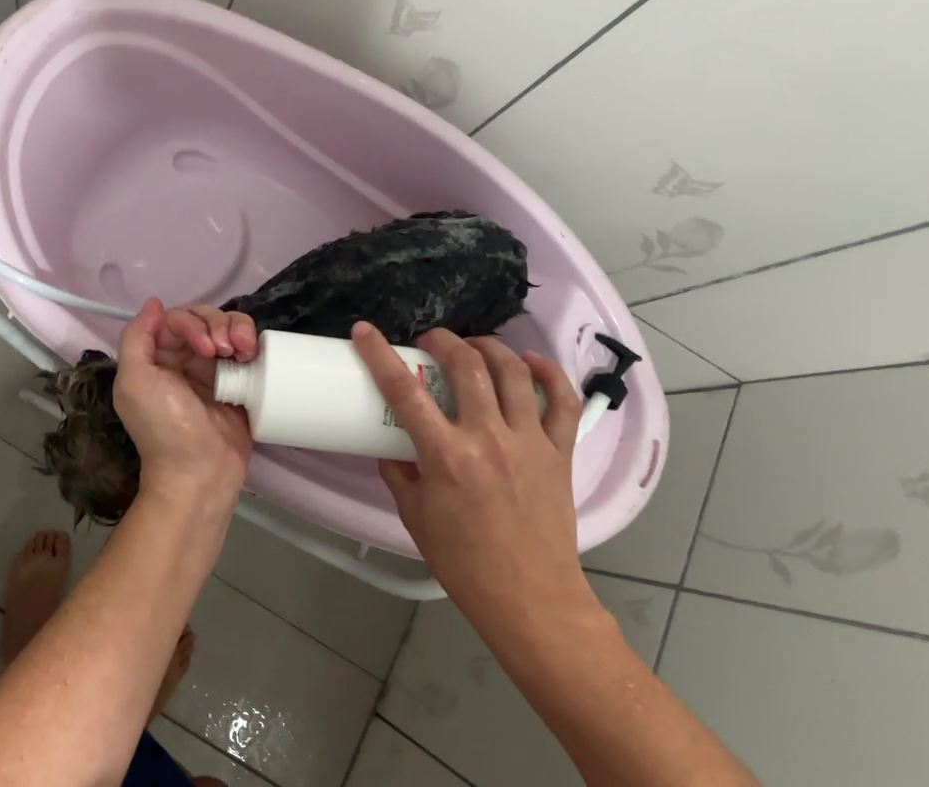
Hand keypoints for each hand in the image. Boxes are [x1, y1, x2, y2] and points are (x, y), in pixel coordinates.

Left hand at [113, 299, 257, 508]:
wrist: (199, 475)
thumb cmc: (164, 429)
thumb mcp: (135, 382)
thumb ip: (136, 338)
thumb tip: (154, 303)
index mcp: (157, 358)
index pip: (176, 319)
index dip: (192, 323)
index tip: (205, 347)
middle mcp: (184, 361)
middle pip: (205, 318)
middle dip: (217, 324)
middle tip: (224, 350)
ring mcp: (214, 372)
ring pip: (228, 329)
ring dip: (238, 329)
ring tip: (243, 351)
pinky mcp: (240, 385)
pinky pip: (247, 352)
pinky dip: (252, 344)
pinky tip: (253, 355)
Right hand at [353, 324, 595, 636]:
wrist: (530, 597)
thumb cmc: (464, 562)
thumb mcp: (415, 516)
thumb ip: (398, 473)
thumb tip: (390, 446)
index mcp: (447, 456)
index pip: (405, 391)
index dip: (380, 354)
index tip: (365, 331)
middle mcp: (489, 438)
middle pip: (466, 366)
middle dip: (443, 341)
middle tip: (430, 341)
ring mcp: (530, 442)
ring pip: (513, 372)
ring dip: (489, 348)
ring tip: (473, 347)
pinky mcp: (560, 453)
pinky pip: (563, 402)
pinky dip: (549, 374)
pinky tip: (531, 363)